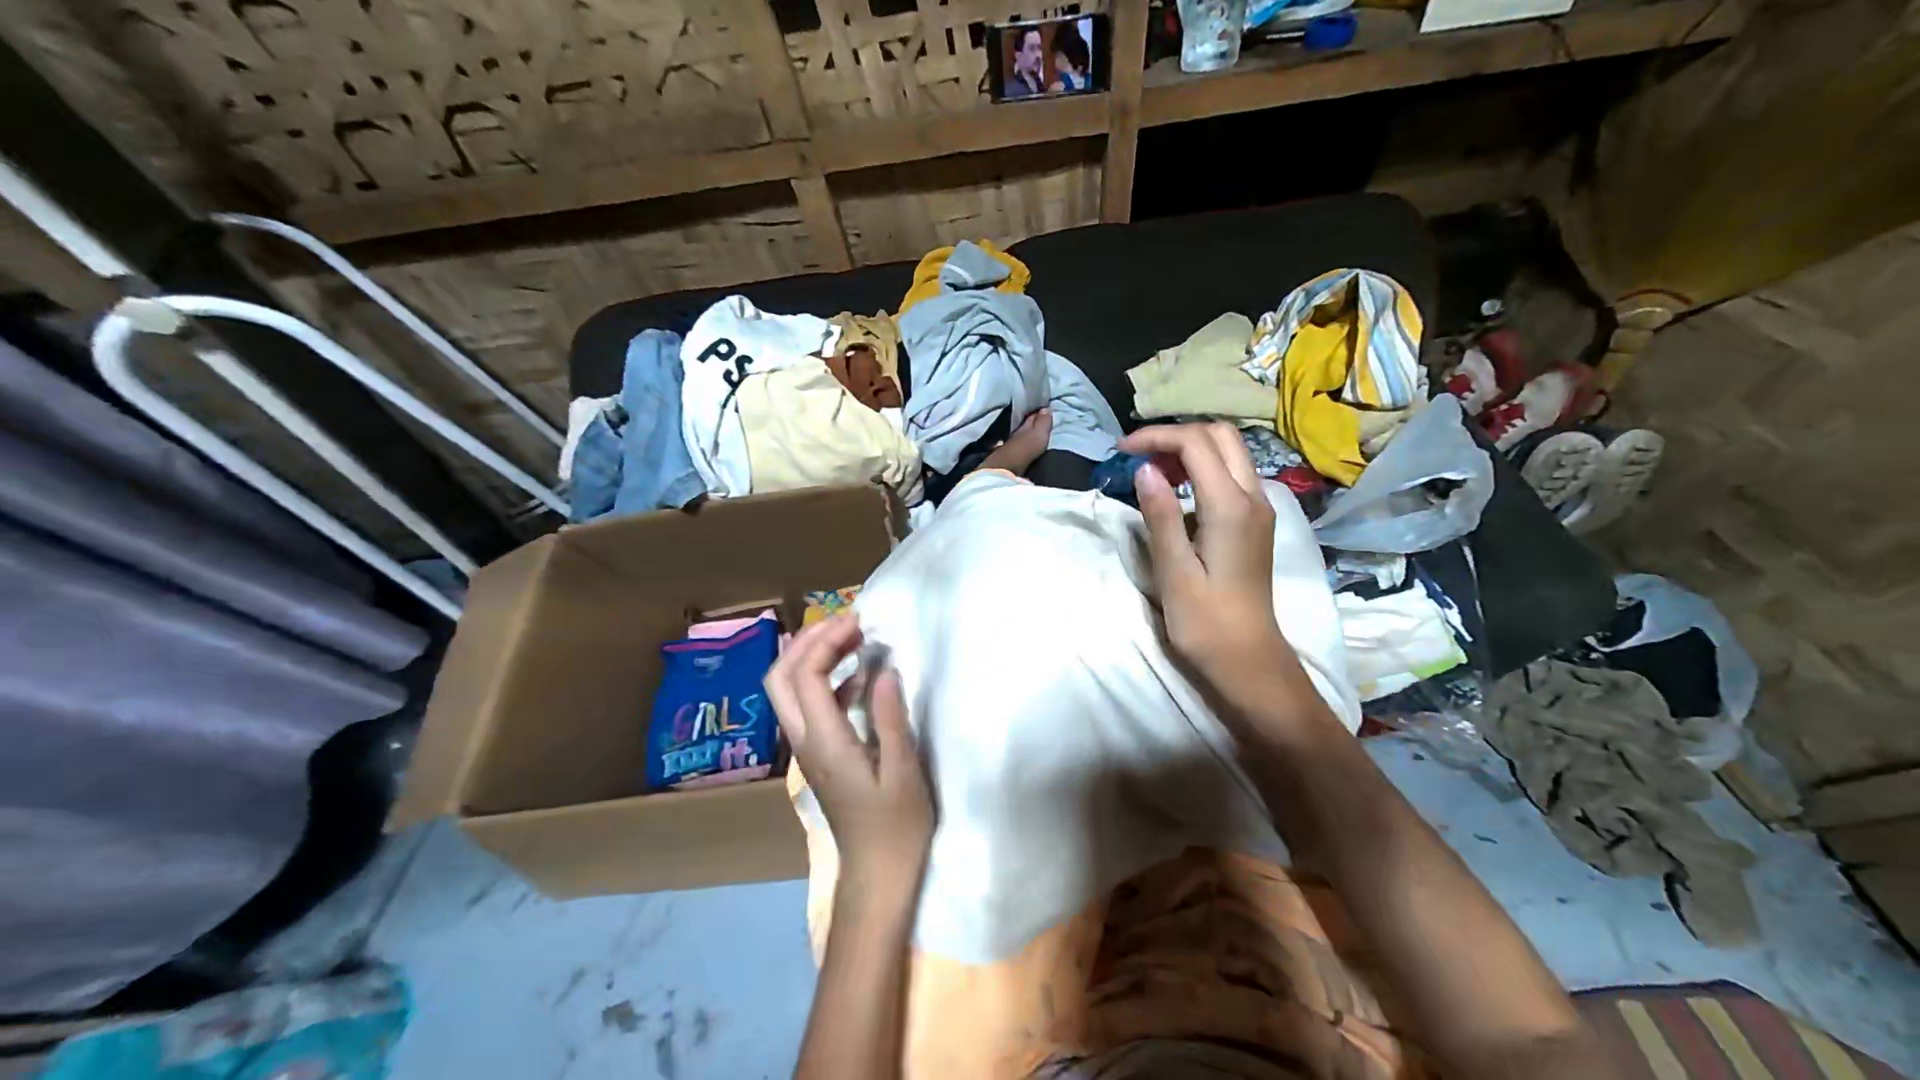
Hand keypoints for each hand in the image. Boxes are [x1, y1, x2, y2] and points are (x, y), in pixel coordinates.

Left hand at [765, 615, 933, 892]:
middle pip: (779, 678)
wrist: (878, 874)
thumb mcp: (903, 771)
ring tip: (854, 638)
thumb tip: (884, 669)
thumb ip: (890, 718)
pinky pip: (808, 705)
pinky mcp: (819, 754)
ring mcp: (807, 748)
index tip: (860, 621)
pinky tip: (859, 675)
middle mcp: (804, 740)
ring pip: (788, 690)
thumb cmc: (897, 827)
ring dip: (812, 656)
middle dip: (806, 641)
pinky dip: (825, 678)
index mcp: (824, 742)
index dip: (826, 641)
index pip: (804, 676)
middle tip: (847, 623)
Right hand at [1119, 423, 1298, 715]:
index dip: (1156, 437)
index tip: (1121, 451)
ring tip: (1152, 469)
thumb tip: (1145, 469)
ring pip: (1230, 451)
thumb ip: (1160, 516)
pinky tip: (1176, 490)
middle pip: (1221, 435)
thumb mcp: (1173, 571)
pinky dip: (1203, 466)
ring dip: (1191, 447)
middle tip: (1138, 455)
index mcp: (1230, 508)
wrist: (1249, 660)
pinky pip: (1232, 473)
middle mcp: (1253, 498)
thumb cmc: (1205, 623)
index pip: (1196, 444)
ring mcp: (1260, 508)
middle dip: (1176, 434)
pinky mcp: (1256, 521)